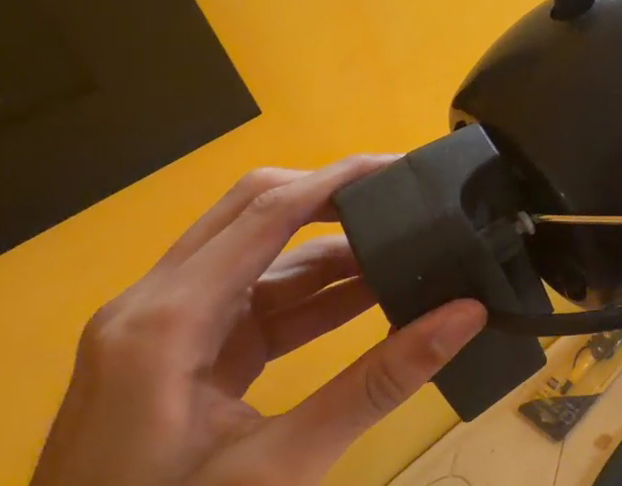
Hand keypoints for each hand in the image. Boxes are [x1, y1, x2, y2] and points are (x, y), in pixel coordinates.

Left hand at [31, 155, 487, 485]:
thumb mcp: (277, 466)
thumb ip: (375, 384)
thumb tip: (468, 312)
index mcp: (165, 321)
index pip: (268, 211)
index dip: (343, 177)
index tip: (411, 165)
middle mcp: (152, 306)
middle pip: (256, 211)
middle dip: (337, 198)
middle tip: (411, 198)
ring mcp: (158, 330)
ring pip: (259, 253)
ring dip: (333, 249)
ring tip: (410, 250)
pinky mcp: (173, 355)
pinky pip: (253, 299)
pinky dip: (313, 294)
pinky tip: (372, 296)